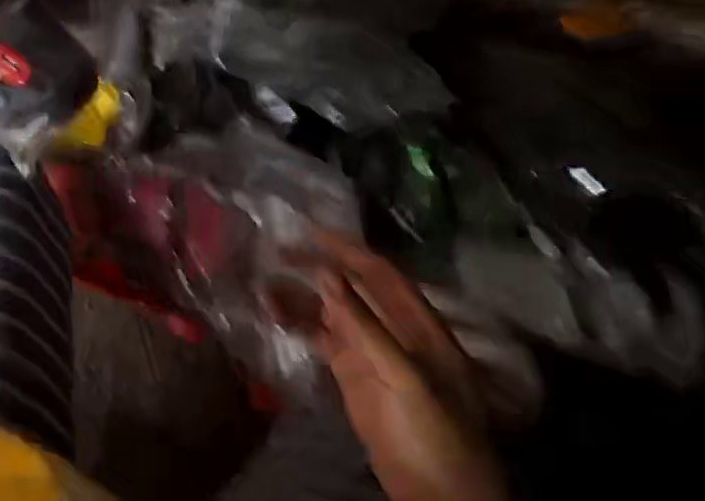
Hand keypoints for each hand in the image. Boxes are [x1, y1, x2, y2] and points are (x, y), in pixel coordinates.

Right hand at [298, 234, 507, 500]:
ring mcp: (371, 352)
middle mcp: (394, 330)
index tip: (311, 230)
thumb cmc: (436, 434)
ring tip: (265, 287)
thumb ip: (364, 324)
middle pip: (352, 287)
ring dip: (301, 296)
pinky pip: (321, 337)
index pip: (383, 274)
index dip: (349, 249)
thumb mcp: (406, 377)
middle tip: (277, 252)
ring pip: (331, 310)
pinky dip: (298, 323)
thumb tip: (325, 271)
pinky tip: (274, 315)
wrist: (439, 499)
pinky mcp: (352, 372)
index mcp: (420, 325)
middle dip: (317, 266)